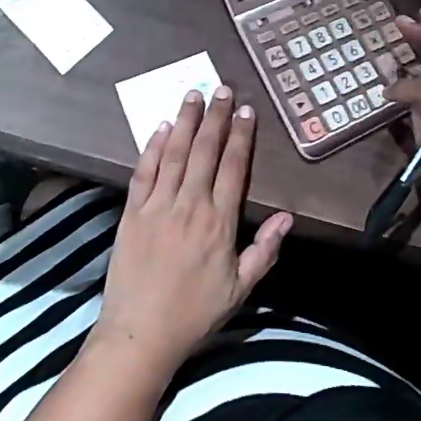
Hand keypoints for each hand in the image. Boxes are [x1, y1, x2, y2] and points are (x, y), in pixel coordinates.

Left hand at [92, 86, 292, 376]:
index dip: (241, 136)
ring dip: (184, 121)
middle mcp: (189, 206)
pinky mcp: (132, 211)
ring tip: (193, 94)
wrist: (141, 332)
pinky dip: (152, 147)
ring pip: (174, 153)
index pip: (233, 167)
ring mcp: (157, 206)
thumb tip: (288, 217)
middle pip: (204, 151)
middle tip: (222, 89)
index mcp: (219, 223)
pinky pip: (143, 171)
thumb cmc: (195, 313)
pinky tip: (159, 127)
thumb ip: (264, 251)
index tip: (246, 111)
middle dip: (216, 117)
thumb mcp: (240, 289)